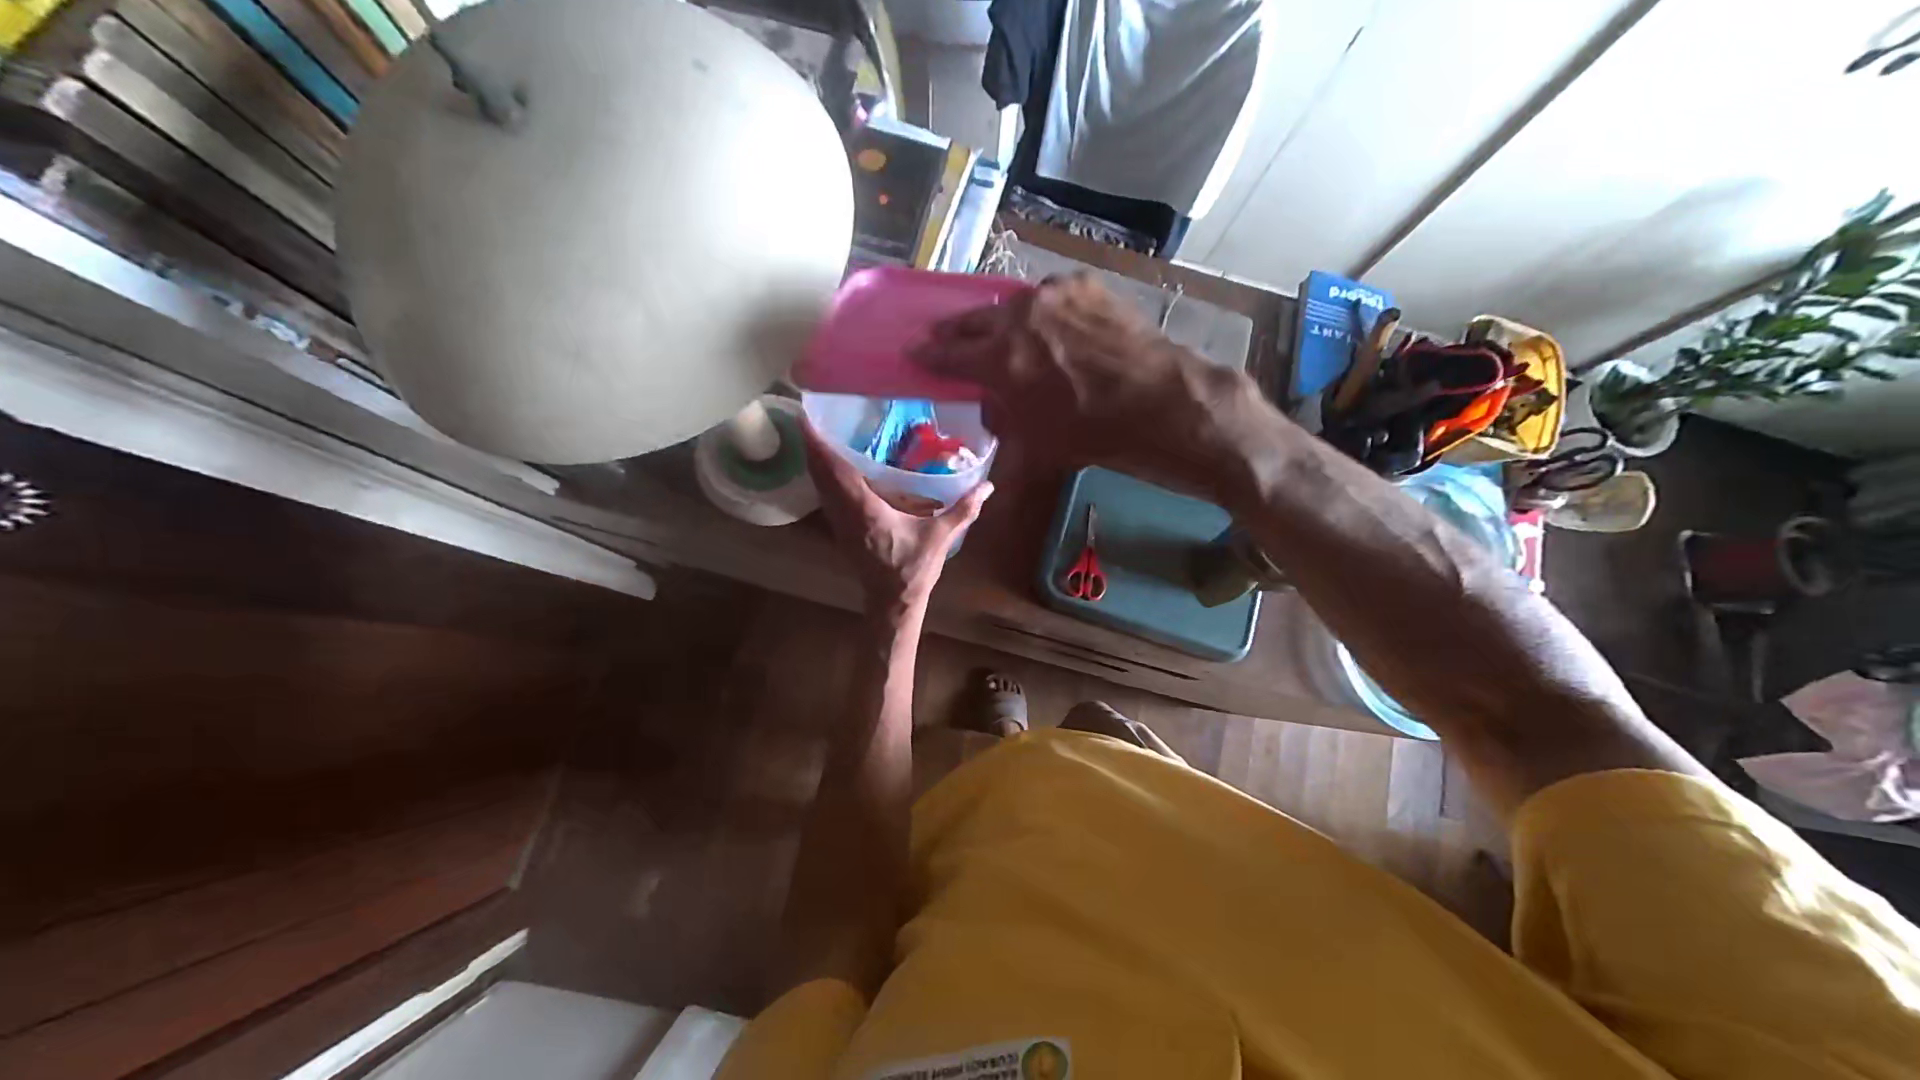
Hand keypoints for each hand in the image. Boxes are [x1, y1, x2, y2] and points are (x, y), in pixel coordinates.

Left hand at [802, 420, 992, 611]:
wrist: (893, 601)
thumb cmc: (914, 568)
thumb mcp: (940, 536)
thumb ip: (963, 509)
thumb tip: (988, 486)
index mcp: (865, 510)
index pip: (836, 472)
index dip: (821, 446)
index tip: (811, 420)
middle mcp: (845, 514)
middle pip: (821, 475)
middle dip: (814, 447)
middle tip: (814, 418)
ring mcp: (839, 525)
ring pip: (821, 487)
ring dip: (817, 463)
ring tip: (819, 436)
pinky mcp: (841, 532)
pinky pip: (826, 498)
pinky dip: (825, 479)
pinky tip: (832, 470)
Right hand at [910, 274, 1277, 503]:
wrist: (1158, 400)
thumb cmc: (1091, 433)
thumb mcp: (1036, 443)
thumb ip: (1003, 423)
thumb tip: (992, 408)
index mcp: (1000, 359)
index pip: (949, 355)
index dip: (928, 356)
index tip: (913, 352)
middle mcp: (1018, 318)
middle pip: (972, 320)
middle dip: (954, 332)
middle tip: (942, 337)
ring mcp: (1052, 296)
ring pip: (1010, 304)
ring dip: (998, 319)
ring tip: (998, 329)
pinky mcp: (1083, 286)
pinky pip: (1048, 295)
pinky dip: (1040, 309)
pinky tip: (1047, 322)